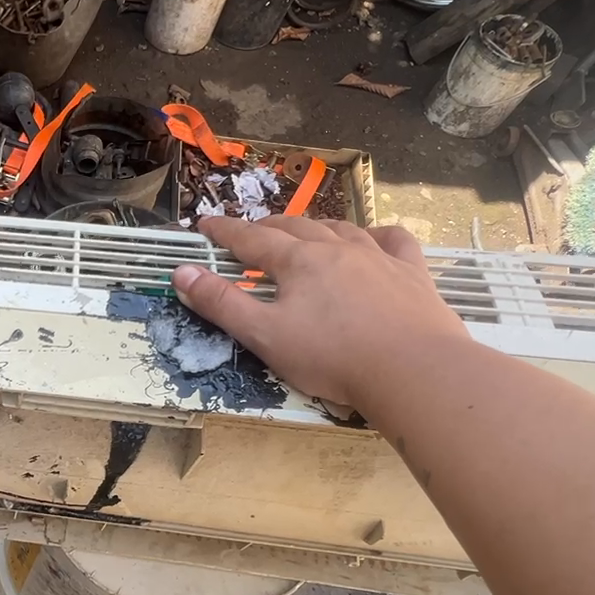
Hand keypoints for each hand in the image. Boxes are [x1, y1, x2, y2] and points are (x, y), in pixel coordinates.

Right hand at [176, 216, 469, 408]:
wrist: (414, 370)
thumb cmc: (329, 356)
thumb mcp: (262, 335)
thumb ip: (220, 303)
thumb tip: (181, 272)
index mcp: (298, 262)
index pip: (250, 239)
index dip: (223, 231)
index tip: (203, 225)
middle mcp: (336, 248)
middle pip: (294, 227)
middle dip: (265, 227)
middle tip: (247, 234)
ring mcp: (379, 257)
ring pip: (339, 228)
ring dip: (313, 227)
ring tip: (301, 234)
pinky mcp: (412, 274)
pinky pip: (393, 240)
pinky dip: (375, 234)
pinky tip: (370, 240)